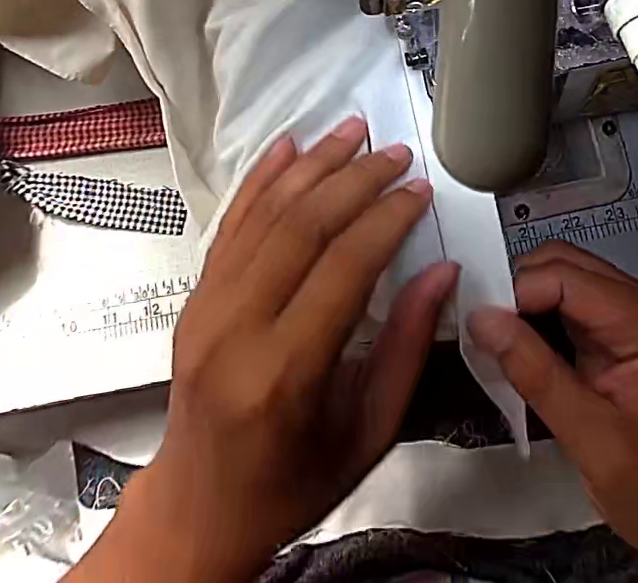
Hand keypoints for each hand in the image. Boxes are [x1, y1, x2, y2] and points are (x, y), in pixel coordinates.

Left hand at [74, 118, 458, 582]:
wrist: (198, 505)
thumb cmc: (291, 481)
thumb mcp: (368, 431)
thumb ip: (406, 346)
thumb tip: (442, 272)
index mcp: (284, 371)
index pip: (344, 266)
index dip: (387, 218)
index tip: (418, 190)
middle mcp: (236, 327)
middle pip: (302, 226)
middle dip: (356, 179)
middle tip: (394, 154)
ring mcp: (206, 305)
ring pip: (265, 212)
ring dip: (313, 165)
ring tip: (351, 132)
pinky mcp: (195, 295)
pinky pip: (231, 223)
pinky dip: (261, 179)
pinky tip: (287, 146)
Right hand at [467, 241, 637, 582]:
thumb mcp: (594, 442)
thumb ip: (536, 373)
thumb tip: (481, 319)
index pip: (567, 276)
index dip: (517, 291)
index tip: (479, 323)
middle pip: (568, 264)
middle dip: (519, 288)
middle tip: (485, 327)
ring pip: (567, 278)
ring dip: (528, 301)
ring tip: (497, 335)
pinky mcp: (628, 336)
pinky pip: (575, 305)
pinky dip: (542, 316)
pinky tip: (522, 344)